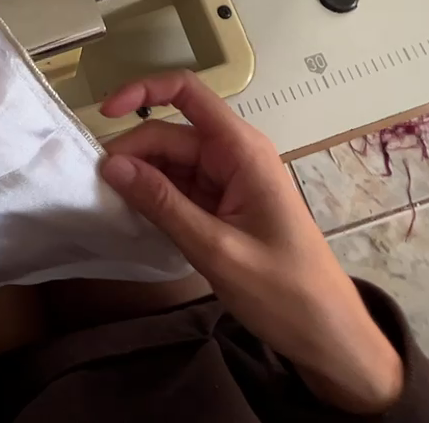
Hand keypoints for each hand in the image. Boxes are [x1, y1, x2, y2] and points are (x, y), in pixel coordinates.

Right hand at [98, 72, 403, 412]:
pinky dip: (154, 196)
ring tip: (111, 203)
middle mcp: (233, 153)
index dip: (143, 90)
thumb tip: (111, 165)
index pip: (187, 93)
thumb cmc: (284, 292)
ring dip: (140, 176)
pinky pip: (178, 185)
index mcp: (241, 149)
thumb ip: (162, 204)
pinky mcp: (221, 203)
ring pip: (169, 160)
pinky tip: (134, 215)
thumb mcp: (216, 249)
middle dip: (133, 151)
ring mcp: (227, 179)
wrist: (329, 339)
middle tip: (98, 186)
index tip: (105, 112)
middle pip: (169, 133)